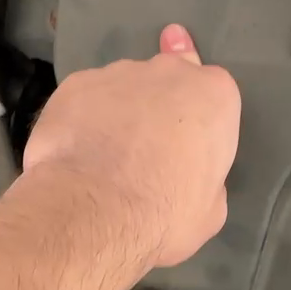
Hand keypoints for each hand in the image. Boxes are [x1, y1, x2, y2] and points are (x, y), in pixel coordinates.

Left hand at [24, 25, 240, 268]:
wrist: (96, 215)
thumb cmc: (166, 217)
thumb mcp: (210, 211)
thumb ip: (206, 177)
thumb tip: (188, 176)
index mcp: (213, 97)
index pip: (214, 99)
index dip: (200, 129)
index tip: (187, 155)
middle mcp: (169, 73)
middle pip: (170, 83)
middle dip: (162, 111)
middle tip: (148, 155)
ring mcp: (119, 74)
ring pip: (126, 89)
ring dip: (123, 116)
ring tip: (109, 159)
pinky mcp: (76, 84)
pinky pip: (88, 100)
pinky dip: (86, 122)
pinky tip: (80, 154)